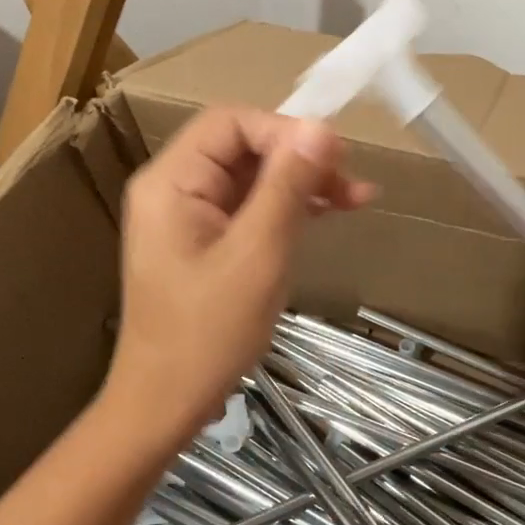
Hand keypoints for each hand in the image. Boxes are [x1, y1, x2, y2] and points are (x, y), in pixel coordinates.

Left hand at [98, 107, 374, 449]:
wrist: (167, 401)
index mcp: (172, 182)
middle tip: (352, 182)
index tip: (335, 158)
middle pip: (244, 147)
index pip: (232, 123)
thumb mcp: (258, 255)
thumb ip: (287, 188)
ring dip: (303, 183)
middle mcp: (175, 190)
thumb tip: (322, 129)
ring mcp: (189, 218)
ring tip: (356, 199)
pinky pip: (250, 208)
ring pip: (253, 178)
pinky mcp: (206, 244)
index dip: (286, 131)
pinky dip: (289, 209)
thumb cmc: (208, 332)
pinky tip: (327, 216)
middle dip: (301, 158)